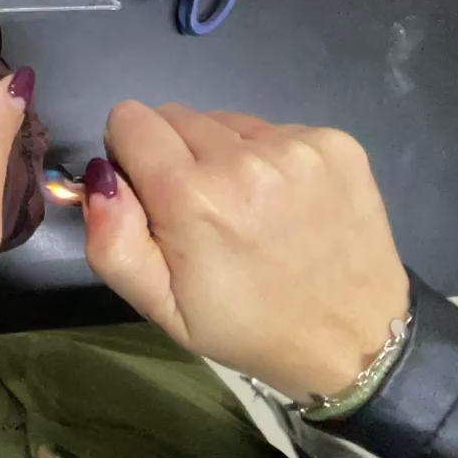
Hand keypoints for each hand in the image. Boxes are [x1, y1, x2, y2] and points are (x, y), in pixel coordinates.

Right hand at [81, 103, 408, 402]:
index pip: (129, 118)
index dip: (128, 152)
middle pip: (172, 114)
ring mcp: (295, 147)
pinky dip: (263, 155)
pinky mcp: (334, 143)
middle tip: (198, 207)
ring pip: (220, 120)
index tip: (150, 192)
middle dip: (171, 152)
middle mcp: (242, 158)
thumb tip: (101, 175)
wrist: (357, 343)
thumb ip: (110, 239)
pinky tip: (281, 200)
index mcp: (190, 196)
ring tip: (244, 206)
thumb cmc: (241, 323)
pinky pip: (268, 127)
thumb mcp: (156, 304)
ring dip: (218, 153)